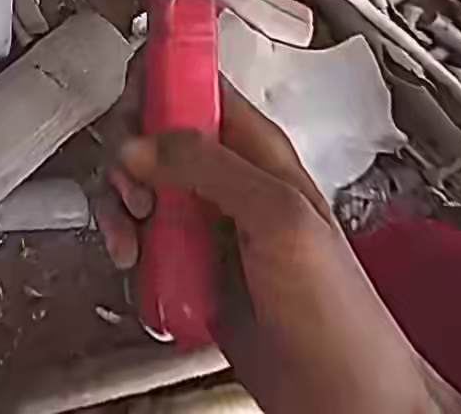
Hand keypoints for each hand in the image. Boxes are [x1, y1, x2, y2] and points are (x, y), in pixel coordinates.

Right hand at [114, 81, 442, 413]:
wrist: (344, 406)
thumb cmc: (337, 313)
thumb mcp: (282, 220)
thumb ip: (210, 167)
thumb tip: (136, 145)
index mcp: (250, 145)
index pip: (191, 80)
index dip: (154, 79)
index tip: (132, 108)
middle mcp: (217, 169)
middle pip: (145, 124)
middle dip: (126, 150)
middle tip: (135, 188)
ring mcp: (194, 210)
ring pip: (129, 172)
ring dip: (116, 198)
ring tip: (133, 235)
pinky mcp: (176, 251)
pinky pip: (129, 222)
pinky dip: (119, 234)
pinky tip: (131, 259)